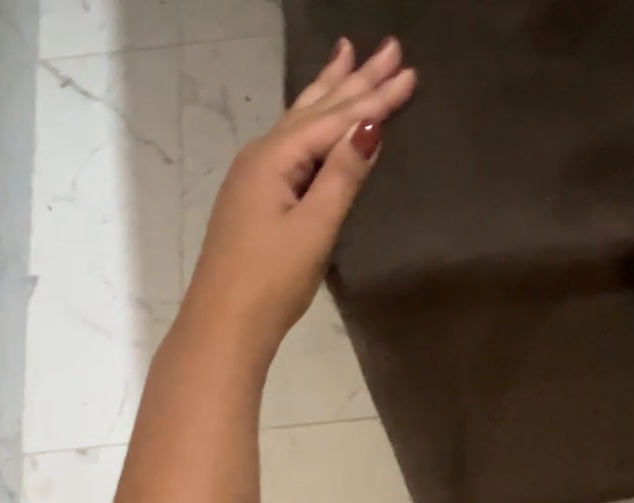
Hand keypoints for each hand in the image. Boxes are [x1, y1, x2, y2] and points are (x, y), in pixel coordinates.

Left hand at [184, 37, 416, 349]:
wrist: (225, 323)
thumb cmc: (272, 280)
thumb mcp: (314, 228)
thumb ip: (342, 176)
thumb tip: (370, 127)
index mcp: (275, 158)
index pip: (335, 120)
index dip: (374, 98)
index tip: (409, 73)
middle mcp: (261, 156)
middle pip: (315, 110)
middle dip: (354, 79)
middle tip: (389, 47)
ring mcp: (254, 176)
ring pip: (299, 122)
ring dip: (329, 91)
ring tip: (349, 58)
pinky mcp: (255, 198)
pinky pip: (291, 143)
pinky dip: (312, 122)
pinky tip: (315, 119)